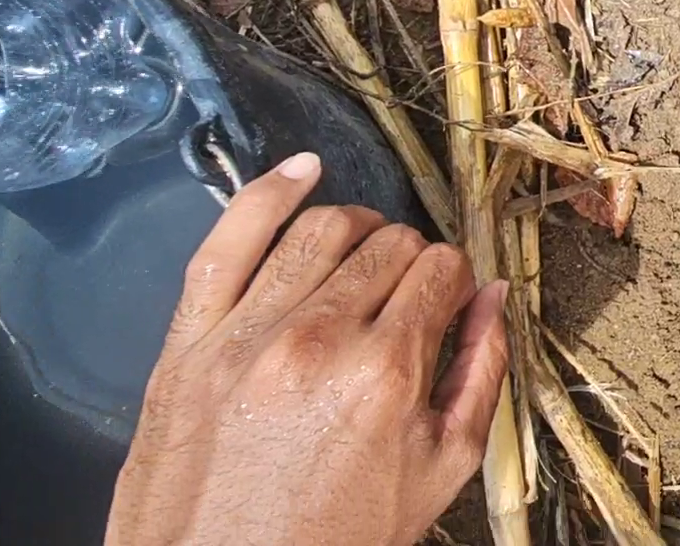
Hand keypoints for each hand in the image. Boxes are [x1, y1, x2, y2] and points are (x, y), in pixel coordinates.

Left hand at [107, 153, 508, 545]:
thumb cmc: (345, 533)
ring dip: (362, 230)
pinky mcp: (183, 349)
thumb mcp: (447, 463)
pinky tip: (304, 169)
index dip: (455, 281)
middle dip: (415, 261)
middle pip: (392, 244)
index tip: (448, 307)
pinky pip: (223, 245)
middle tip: (408, 299)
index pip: (442, 268)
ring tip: (366, 258)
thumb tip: (496, 293)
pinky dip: (265, 194)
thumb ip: (485, 367)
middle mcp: (316, 340)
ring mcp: (241, 338)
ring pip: (324, 228)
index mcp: (386, 370)